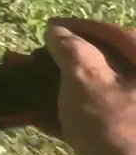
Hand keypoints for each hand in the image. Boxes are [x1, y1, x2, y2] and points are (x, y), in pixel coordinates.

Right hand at [48, 18, 135, 154]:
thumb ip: (71, 49)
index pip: (118, 35)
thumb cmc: (119, 127)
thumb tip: (60, 32)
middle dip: (70, 61)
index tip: (49, 27)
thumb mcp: (85, 80)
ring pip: (110, 93)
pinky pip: (112, 117)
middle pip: (115, 65)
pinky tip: (50, 120)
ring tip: (34, 90)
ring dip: (70, 88)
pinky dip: (82, 114)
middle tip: (39, 61)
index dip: (80, 27)